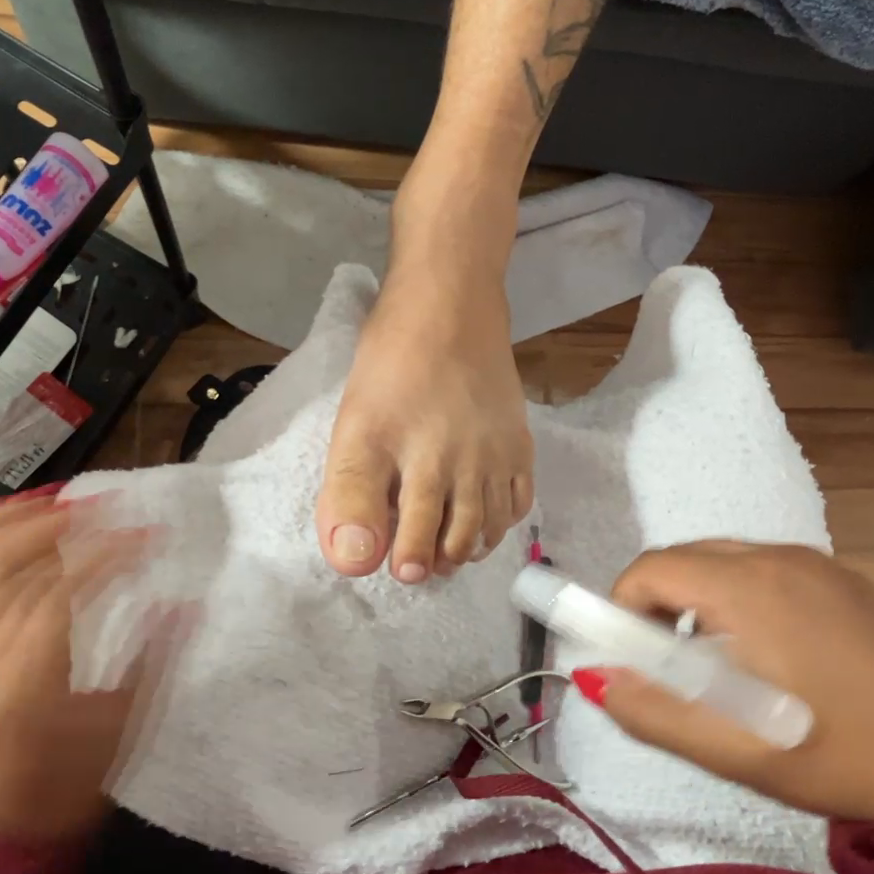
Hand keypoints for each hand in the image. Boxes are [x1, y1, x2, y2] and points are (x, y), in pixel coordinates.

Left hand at [0, 492, 176, 841]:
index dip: (108, 553)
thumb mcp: (116, 734)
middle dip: (56, 521)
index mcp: (16, 687)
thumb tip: (186, 601)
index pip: (60, 591)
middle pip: (0, 561)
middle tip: (101, 504)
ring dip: (5, 520)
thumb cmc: (54, 792)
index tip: (147, 533)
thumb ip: (150, 662)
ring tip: (52, 503)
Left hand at [316, 177, 533, 582]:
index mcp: (426, 473)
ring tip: (450, 549)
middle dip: (439, 558)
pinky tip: (488, 517)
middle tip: (422, 564)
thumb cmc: (391, 364)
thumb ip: (352, 497)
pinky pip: (521, 496)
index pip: (420, 542)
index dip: (409, 562)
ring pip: (493, 523)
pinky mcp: (520, 439)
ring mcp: (501, 457)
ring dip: (470, 543)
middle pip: (461, 537)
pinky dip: (505, 517)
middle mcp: (472, 473)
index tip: (400, 570)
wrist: (450, 303)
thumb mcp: (355, 429)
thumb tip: (355, 564)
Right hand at [581, 542, 873, 821]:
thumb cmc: (838, 757)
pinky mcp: (839, 576)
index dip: (623, 608)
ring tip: (721, 664)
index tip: (634, 658)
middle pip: (683, 559)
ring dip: (698, 601)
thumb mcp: (734, 751)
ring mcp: (814, 562)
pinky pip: (762, 569)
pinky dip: (739, 597)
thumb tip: (594, 676)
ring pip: (722, 561)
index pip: (652, 569)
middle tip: (674, 667)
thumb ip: (652, 712)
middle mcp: (778, 557)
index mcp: (750, 590)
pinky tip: (768, 652)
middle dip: (658, 605)